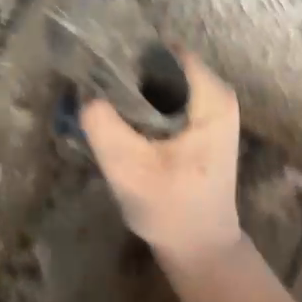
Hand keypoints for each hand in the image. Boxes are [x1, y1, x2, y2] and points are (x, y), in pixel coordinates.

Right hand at [80, 49, 242, 264]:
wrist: (200, 250)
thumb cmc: (171, 209)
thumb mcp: (129, 169)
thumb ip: (104, 124)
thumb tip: (84, 88)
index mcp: (211, 96)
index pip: (162, 50)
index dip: (128, 57)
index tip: (98, 72)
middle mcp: (216, 93)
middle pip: (160, 62)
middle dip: (126, 74)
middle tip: (95, 93)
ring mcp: (210, 107)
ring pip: (159, 79)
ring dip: (131, 91)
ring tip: (104, 108)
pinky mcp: (199, 121)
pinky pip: (164, 95)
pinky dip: (141, 104)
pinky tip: (121, 123)